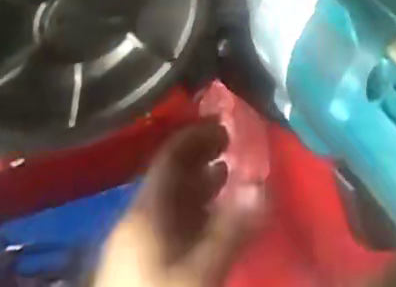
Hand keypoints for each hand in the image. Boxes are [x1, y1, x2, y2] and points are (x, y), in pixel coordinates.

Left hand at [91, 122, 262, 286]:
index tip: (229, 124)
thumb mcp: (202, 273)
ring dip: (199, 187)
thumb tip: (262, 184)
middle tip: (235, 148)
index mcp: (143, 213)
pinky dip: (193, 216)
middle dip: (202, 159)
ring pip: (168, 204)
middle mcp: (134, 223)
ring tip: (231, 180)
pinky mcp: (137, 274)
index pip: (170, 156)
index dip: (198, 135)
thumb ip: (233, 227)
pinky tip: (215, 225)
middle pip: (168, 178)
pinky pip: (167, 229)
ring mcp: (133, 250)